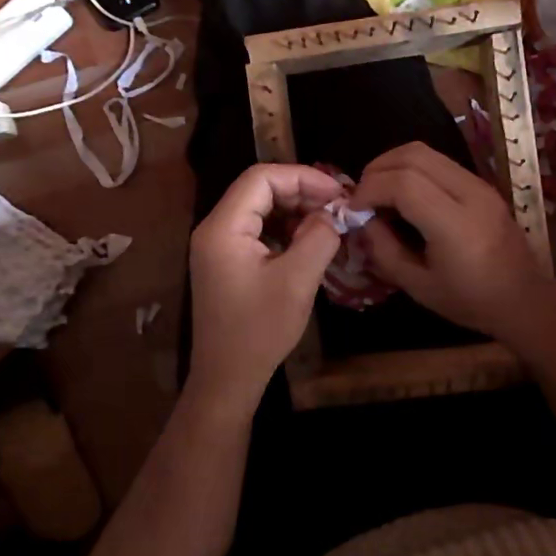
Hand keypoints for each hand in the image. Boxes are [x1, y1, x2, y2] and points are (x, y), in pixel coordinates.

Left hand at [189, 164, 342, 408]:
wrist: (227, 378)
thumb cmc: (259, 330)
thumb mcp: (297, 281)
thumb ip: (318, 237)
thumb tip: (333, 213)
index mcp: (223, 228)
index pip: (262, 178)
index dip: (303, 177)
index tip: (338, 193)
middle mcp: (215, 229)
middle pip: (261, 189)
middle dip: (303, 192)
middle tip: (339, 207)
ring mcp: (219, 246)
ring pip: (262, 208)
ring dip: (297, 209)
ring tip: (330, 222)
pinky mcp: (228, 262)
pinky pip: (259, 229)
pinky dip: (287, 228)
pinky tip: (311, 241)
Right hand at [352, 143, 555, 343]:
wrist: (524, 298)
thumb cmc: (470, 300)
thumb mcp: (419, 286)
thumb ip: (386, 251)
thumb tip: (364, 220)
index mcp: (455, 225)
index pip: (404, 184)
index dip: (370, 189)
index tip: (354, 209)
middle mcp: (470, 194)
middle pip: (414, 155)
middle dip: (378, 169)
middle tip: (362, 195)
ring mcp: (480, 184)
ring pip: (427, 151)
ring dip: (394, 164)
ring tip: (378, 191)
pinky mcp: (483, 184)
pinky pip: (440, 162)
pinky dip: (413, 168)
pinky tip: (403, 193)